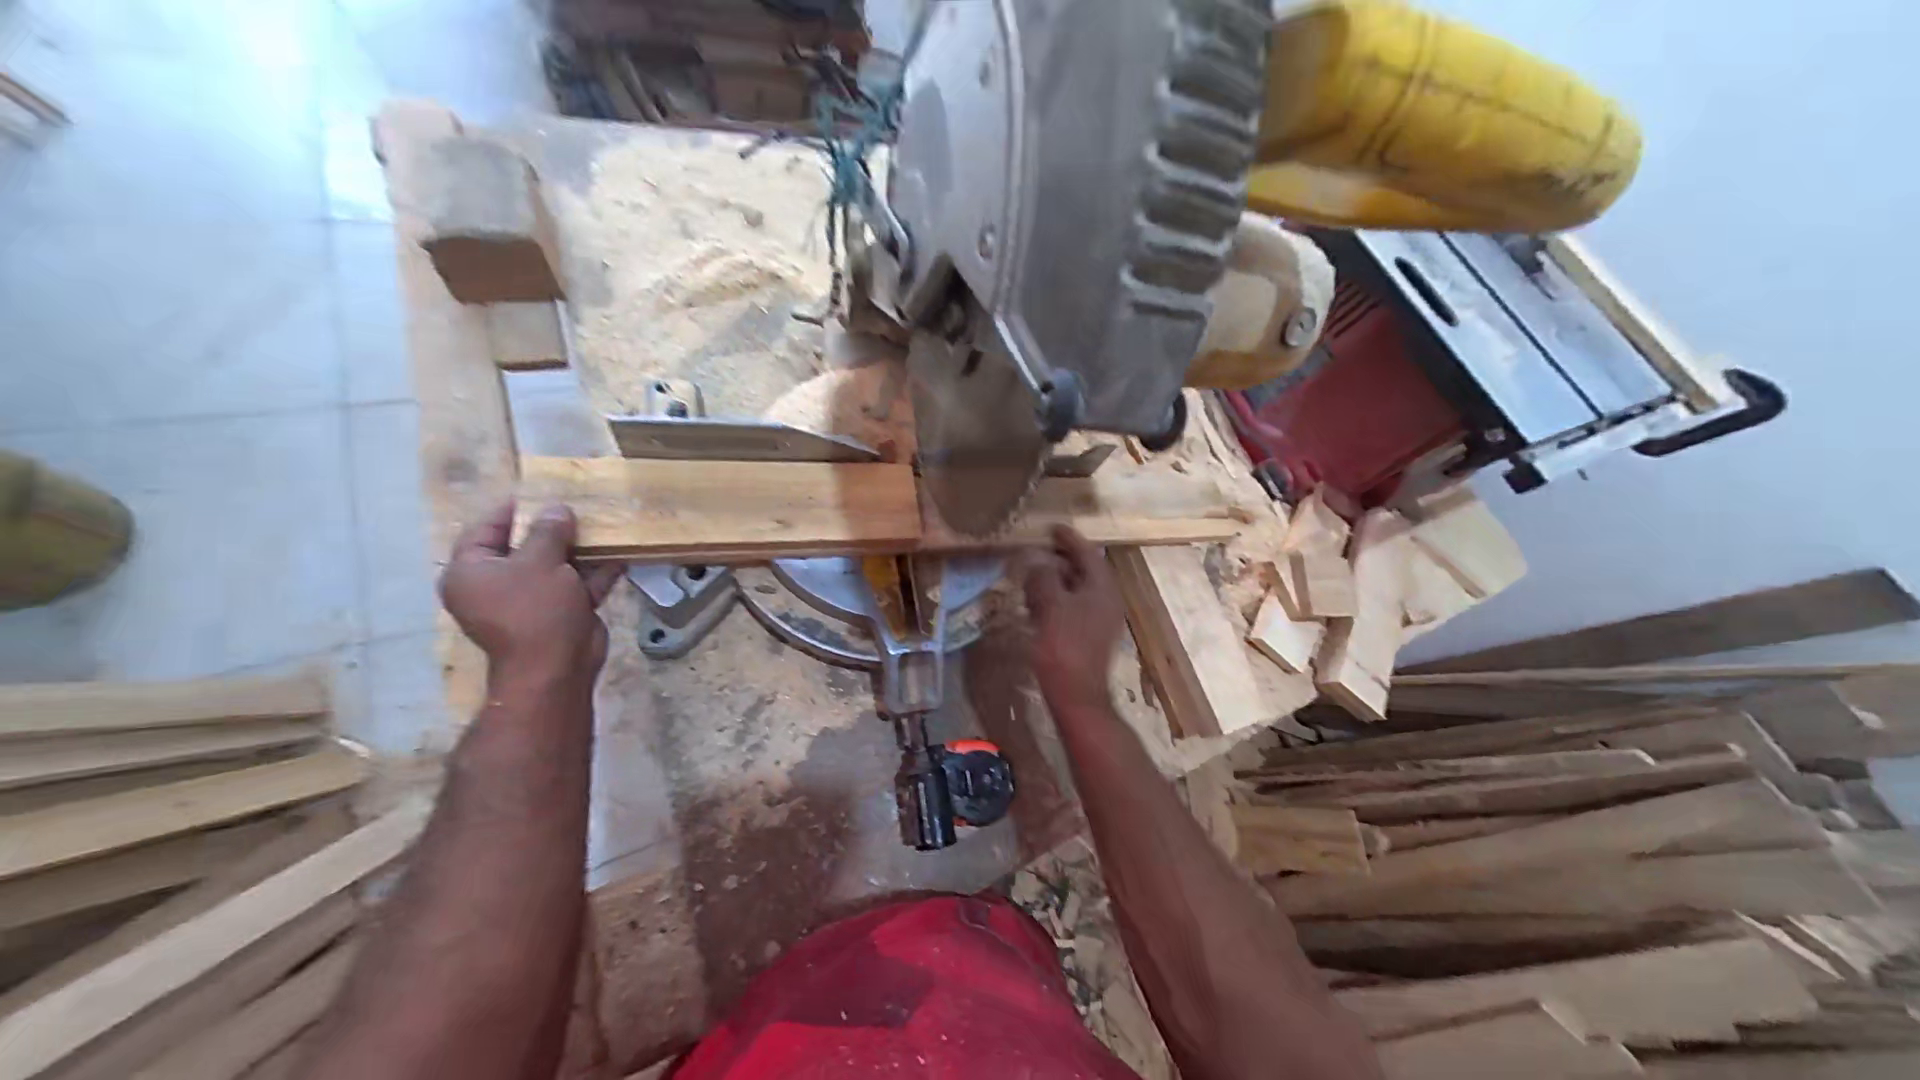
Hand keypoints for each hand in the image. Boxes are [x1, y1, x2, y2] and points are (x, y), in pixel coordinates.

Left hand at [440, 501, 622, 684]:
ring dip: (579, 549)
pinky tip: (618, 554)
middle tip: (577, 506)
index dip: (513, 509)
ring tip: (602, 524)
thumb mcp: (539, 561)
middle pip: (523, 546)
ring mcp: (529, 601)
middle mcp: (495, 585)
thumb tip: (557, 509)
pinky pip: (575, 585)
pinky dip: (594, 572)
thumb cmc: (535, 609)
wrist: (556, 667)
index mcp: (471, 571)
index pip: (485, 529)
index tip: (541, 491)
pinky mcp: (558, 613)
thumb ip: (548, 531)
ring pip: (554, 566)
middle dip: (553, 528)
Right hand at [1020, 525, 1125, 712]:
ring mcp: (1099, 620)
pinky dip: (1056, 599)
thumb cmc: (1064, 646)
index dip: (1068, 539)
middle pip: (1084, 570)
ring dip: (1056, 580)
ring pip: (1077, 589)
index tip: (1052, 527)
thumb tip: (1037, 561)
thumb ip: (1043, 577)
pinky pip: (1073, 607)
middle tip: (1038, 549)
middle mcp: (1106, 601)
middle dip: (1060, 560)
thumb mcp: (1050, 605)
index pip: (1087, 553)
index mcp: (1103, 588)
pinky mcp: (1088, 636)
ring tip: (1032, 575)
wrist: (1075, 694)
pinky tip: (1037, 604)